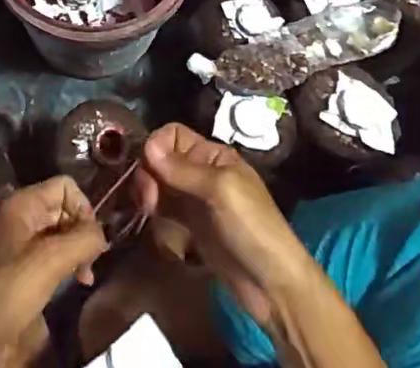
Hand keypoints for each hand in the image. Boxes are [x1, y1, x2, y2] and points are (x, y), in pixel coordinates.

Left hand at [0, 175, 108, 367]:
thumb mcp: (53, 260)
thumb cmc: (11, 289)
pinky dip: (60, 263)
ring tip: (83, 278)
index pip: (65, 186)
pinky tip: (68, 282)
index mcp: (20, 203)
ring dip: (73, 251)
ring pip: (55, 233)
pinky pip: (44, 252)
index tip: (92, 240)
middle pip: (61, 209)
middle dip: (81, 233)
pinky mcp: (11, 266)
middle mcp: (15, 215)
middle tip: (90, 265)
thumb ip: (85, 239)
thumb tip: (103, 234)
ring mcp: (11, 240)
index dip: (84, 208)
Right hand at [132, 123, 317, 326]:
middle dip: (149, 180)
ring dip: (153, 206)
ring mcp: (194, 204)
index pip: (172, 136)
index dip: (156, 148)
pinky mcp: (190, 233)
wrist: (271, 284)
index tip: (149, 171)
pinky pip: (164, 220)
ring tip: (159, 223)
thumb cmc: (252, 226)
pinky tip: (171, 244)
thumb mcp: (221, 189)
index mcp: (212, 156)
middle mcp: (200, 174)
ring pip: (158, 193)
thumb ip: (183, 169)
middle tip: (149, 203)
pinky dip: (161, 229)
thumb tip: (148, 146)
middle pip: (160, 164)